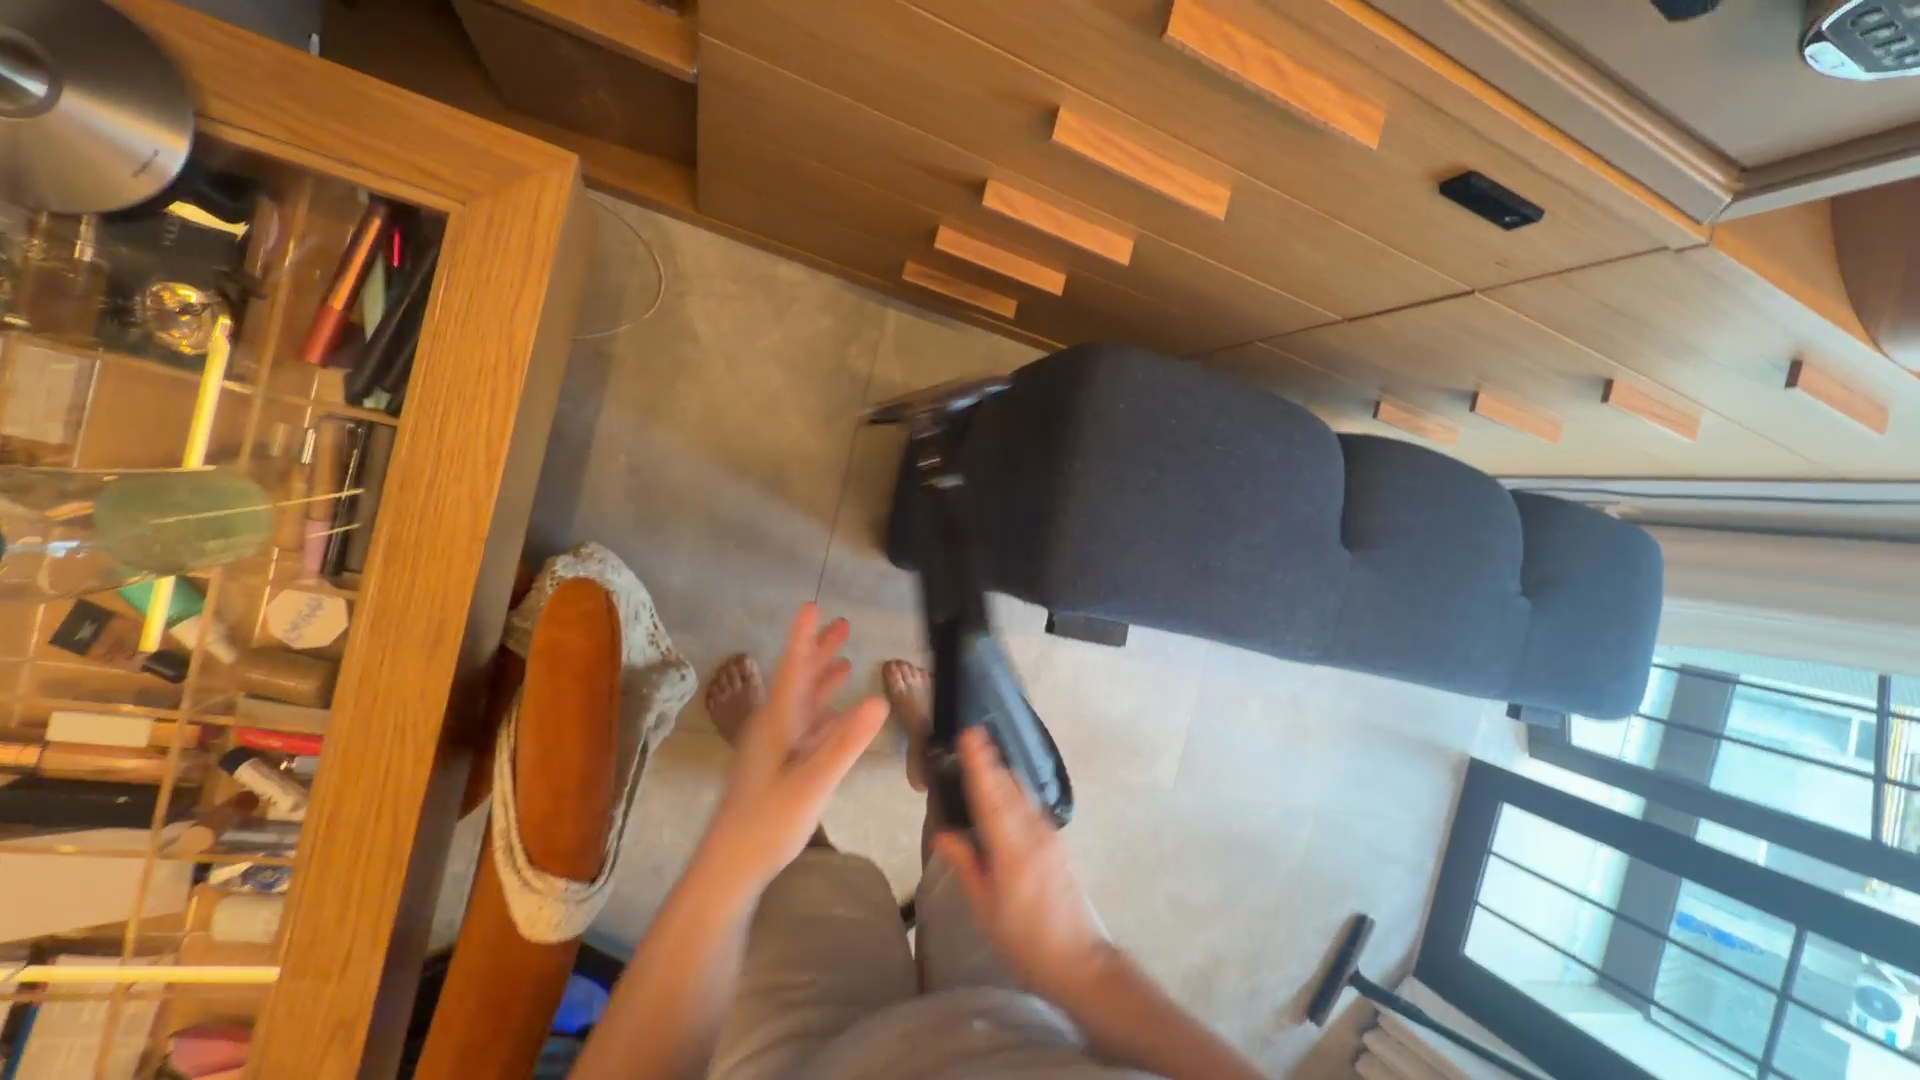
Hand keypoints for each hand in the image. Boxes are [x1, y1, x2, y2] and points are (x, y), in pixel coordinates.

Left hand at [698, 605, 888, 891]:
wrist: (732, 864)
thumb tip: (880, 701)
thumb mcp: (813, 782)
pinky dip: (825, 713)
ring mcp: (776, 747)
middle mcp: (775, 726)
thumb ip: (845, 743)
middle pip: (799, 679)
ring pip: (803, 702)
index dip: (804, 637)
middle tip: (842, 623)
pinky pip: (807, 727)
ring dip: (823, 679)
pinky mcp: (780, 766)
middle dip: (819, 650)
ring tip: (845, 660)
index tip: (811, 605)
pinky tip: (840, 715)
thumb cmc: (768, 821)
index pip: (794, 668)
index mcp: (778, 722)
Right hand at [934, 728, 1113, 1001]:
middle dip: (992, 762)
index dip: (980, 764)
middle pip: (1010, 788)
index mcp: (1012, 850)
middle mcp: (1035, 835)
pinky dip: (1017, 794)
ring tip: (988, 759)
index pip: (991, 797)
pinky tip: (1008, 794)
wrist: (1077, 960)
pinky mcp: (1059, 846)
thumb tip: (944, 834)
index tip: (971, 735)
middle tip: (974, 738)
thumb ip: (967, 865)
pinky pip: (1034, 808)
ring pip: (1024, 796)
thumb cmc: (1022, 940)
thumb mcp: (985, 908)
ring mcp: (1051, 838)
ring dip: (1005, 775)